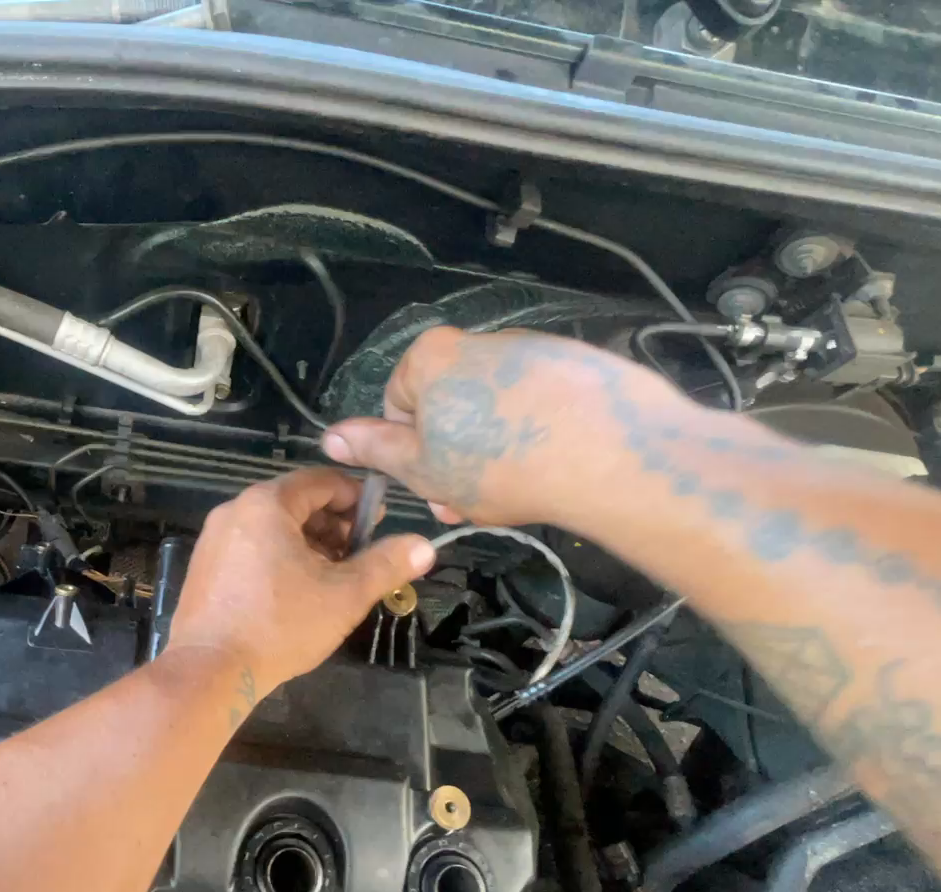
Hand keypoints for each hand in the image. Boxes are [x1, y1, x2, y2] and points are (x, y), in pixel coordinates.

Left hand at [166, 468, 435, 692]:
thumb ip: (386, 564)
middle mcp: (235, 510)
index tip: (378, 524)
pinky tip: (295, 591)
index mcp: (267, 504)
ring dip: (308, 543)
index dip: (356, 498)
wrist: (209, 670)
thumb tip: (425, 546)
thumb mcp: (344, 595)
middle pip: (296, 502)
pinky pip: (251, 546)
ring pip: (273, 527)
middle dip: (333, 524)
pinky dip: (279, 556)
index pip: (322, 481)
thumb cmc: (280, 625)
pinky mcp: (205, 566)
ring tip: (332, 577)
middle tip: (358, 556)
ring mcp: (214, 538)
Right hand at [320, 327, 695, 526]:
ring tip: (513, 491)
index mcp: (432, 356)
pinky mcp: (577, 365)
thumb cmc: (497, 464)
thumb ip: (373, 448)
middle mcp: (479, 341)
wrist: (612, 456)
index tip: (431, 484)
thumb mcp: (420, 467)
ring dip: (490, 451)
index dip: (408, 452)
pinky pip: (537, 403)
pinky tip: (550, 467)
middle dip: (451, 457)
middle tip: (468, 501)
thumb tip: (328, 435)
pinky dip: (534, 433)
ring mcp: (532, 350)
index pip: (397, 405)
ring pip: (492, 409)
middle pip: (448, 407)